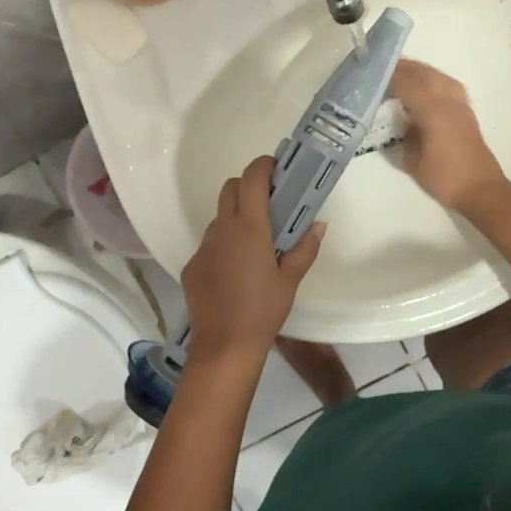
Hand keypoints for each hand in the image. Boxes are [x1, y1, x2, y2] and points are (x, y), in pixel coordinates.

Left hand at [181, 155, 324, 367]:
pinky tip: (235, 273)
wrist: (225, 345)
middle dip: (248, 187)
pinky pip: (210, 245)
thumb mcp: (290, 279)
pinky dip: (223, 247)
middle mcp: (221, 229)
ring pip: (219, 218)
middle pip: (230, 189)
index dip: (264, 166)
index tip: (277, 167)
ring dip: (236, 219)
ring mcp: (203, 247)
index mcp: (248, 227)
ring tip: (255, 245)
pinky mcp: (191, 266)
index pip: (252, 178)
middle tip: (269, 204)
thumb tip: (319, 224)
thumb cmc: (264, 309)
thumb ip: (305, 247)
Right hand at [388, 59, 508, 212]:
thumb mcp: (413, 161)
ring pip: (437, 76)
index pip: (406, 84)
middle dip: (403, 69)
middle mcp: (448, 100)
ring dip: (419, 72)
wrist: (480, 188)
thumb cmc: (444, 178)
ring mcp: (460, 104)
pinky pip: (447, 85)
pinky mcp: (466, 111)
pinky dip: (433, 80)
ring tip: (401, 74)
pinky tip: (425, 87)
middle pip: (423, 74)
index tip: (371, 78)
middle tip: (382, 70)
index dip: (388, 79)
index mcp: (433, 110)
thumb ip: (404, 136)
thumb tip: (399, 121)